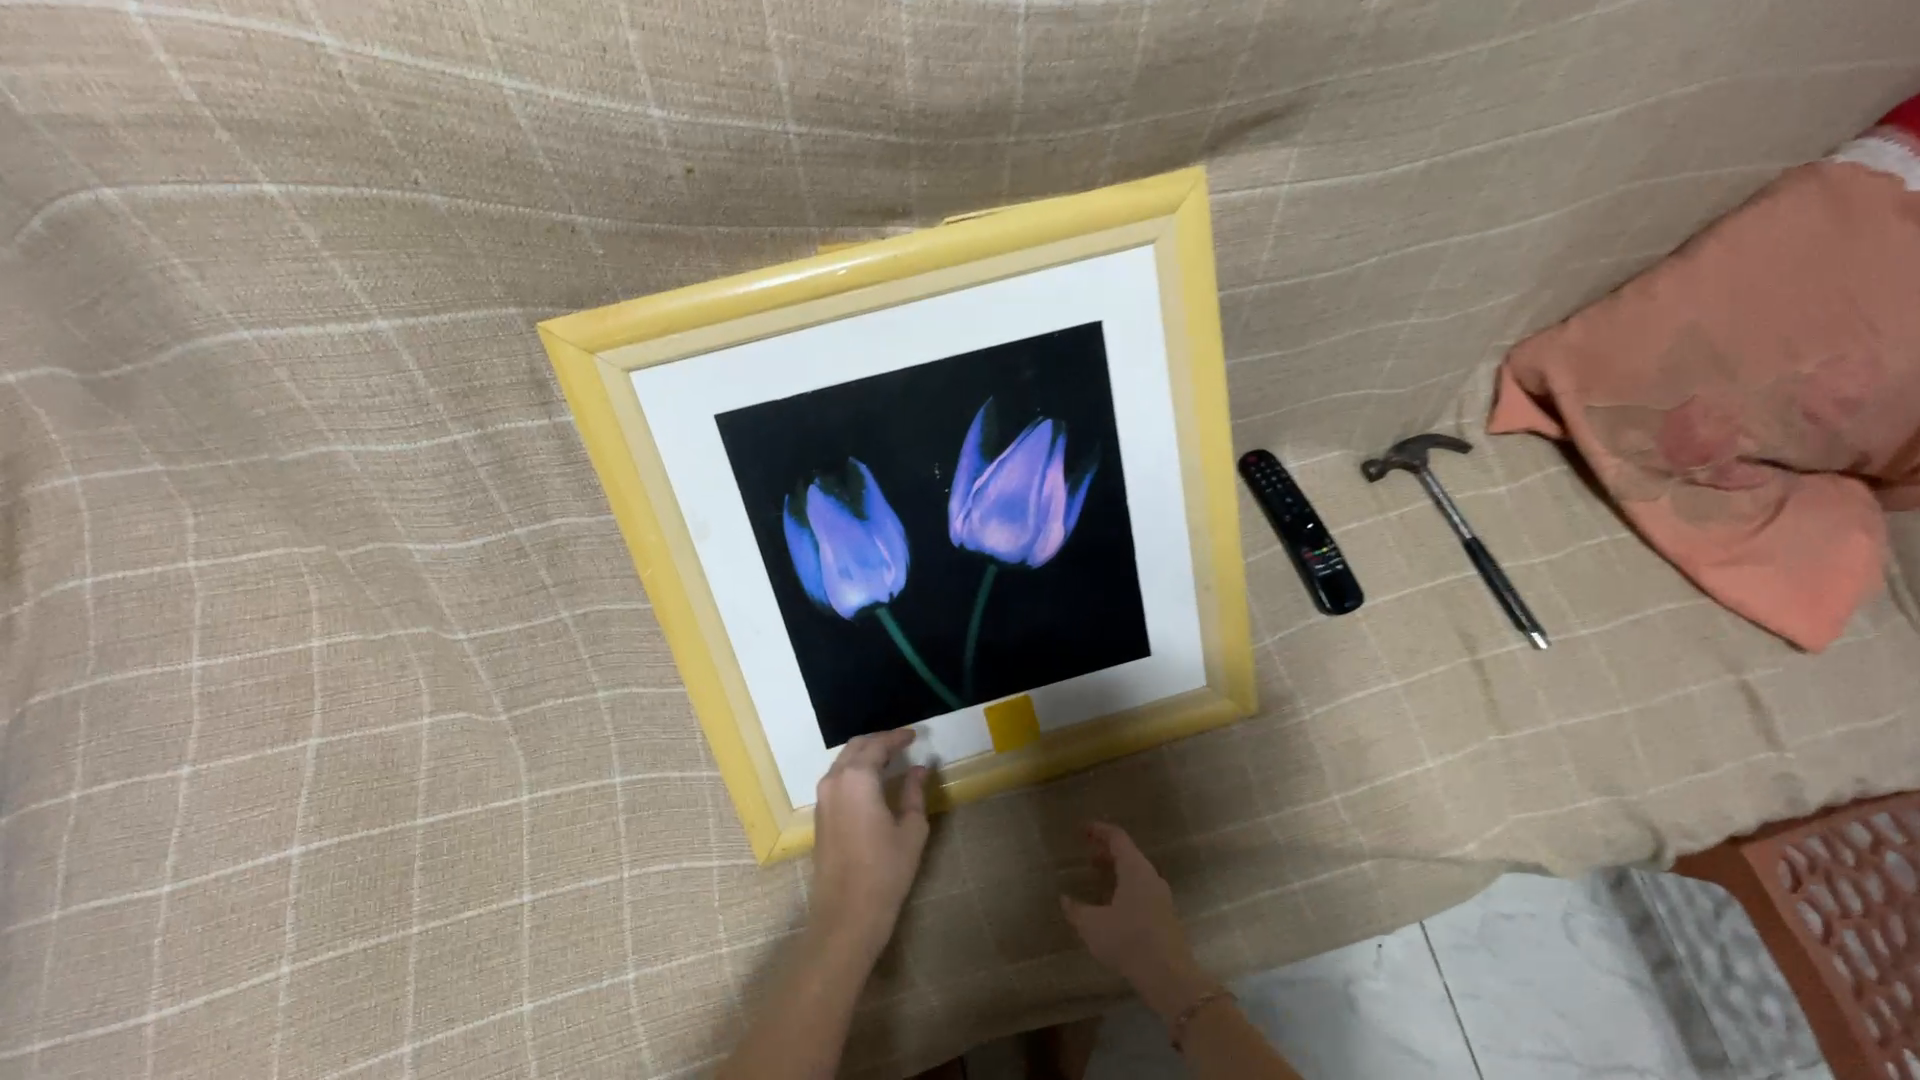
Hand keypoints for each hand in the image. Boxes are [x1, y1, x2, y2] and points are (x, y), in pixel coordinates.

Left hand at [808, 728, 930, 960]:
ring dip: (865, 756)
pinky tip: (873, 782)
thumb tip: (919, 769)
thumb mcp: (911, 829)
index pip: (878, 745)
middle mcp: (834, 781)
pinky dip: (855, 771)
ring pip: (843, 762)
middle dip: (879, 742)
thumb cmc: (886, 870)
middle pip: (856, 747)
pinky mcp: (820, 816)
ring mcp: (823, 798)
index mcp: (857, 778)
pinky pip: (837, 780)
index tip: (915, 735)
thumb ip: (915, 793)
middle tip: (903, 743)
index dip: (898, 737)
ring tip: (890, 760)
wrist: (847, 913)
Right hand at [1060, 822, 1214, 1022]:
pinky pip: (1142, 892)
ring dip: (1116, 872)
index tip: (1082, 830)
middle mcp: (1151, 877)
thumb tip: (1065, 899)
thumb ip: (1076, 910)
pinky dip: (1125, 889)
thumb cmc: (1128, 940)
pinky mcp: (1165, 917)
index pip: (1117, 838)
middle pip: (1128, 855)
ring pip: (1136, 875)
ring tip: (1097, 879)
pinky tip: (1112, 907)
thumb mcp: (1093, 925)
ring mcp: (1161, 897)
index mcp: (1135, 869)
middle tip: (1086, 855)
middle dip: (1106, 852)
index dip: (1099, 830)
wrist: (1169, 976)